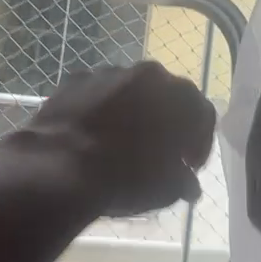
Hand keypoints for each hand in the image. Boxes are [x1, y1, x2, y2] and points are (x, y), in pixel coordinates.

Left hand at [6, 61, 216, 215]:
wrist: (58, 167)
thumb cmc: (125, 178)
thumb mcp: (165, 189)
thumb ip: (182, 180)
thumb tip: (188, 184)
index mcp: (178, 96)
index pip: (202, 114)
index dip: (199, 142)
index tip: (189, 166)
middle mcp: (147, 75)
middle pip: (165, 96)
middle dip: (166, 123)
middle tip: (159, 153)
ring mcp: (108, 73)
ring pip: (129, 91)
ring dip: (131, 113)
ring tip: (120, 145)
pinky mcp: (75, 79)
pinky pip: (96, 94)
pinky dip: (99, 111)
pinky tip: (90, 137)